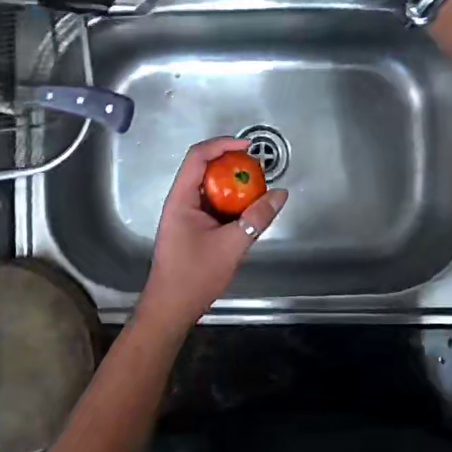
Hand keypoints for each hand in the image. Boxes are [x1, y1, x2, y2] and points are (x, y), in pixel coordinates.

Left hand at [137, 137, 287, 327]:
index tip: (248, 146)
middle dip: (231, 164)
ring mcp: (185, 215)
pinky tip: (249, 211)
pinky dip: (231, 203)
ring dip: (232, 184)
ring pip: (210, 188)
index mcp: (181, 199)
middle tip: (257, 168)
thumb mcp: (231, 246)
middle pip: (204, 168)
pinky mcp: (192, 228)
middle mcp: (180, 201)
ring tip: (258, 187)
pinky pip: (213, 206)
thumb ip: (256, 219)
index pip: (198, 157)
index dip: (222, 144)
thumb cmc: (194, 276)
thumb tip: (279, 194)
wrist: (171, 307)